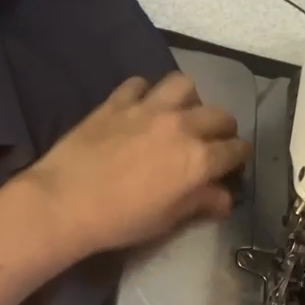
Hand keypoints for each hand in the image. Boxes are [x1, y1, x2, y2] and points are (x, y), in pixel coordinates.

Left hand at [19, 73, 251, 256]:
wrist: (65, 202)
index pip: (236, 150)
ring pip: (185, 85)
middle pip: (219, 115)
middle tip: (210, 144)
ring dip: (189, 100)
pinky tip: (138, 108)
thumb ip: (200, 203)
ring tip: (179, 116)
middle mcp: (181, 126)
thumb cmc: (120, 220)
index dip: (238, 159)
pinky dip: (145, 93)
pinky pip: (140, 84)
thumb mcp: (167, 220)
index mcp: (199, 159)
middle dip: (222, 129)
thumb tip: (225, 198)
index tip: (232, 167)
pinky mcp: (117, 101)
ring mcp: (148, 108)